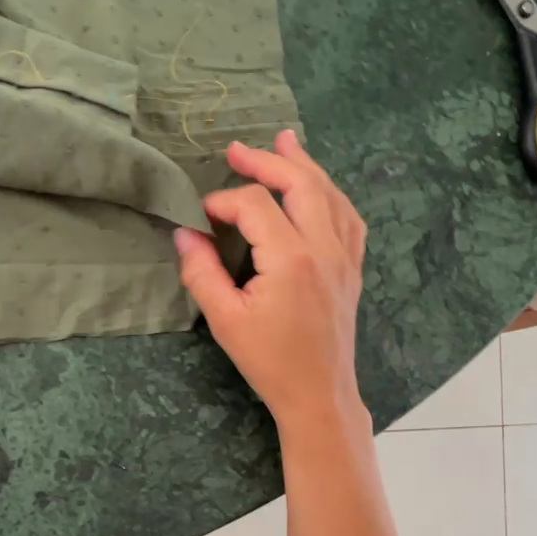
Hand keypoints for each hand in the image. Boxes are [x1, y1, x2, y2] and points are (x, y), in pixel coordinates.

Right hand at [173, 130, 368, 429]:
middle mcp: (323, 247)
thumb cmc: (267, 362)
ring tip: (284, 141)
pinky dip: (331, 194)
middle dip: (266, 161)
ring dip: (304, 165)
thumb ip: (201, 273)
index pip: (255, 205)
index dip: (224, 201)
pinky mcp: (352, 269)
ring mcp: (344, 256)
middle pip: (300, 183)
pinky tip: (320, 187)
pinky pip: (348, 217)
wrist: (317, 394)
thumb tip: (185, 233)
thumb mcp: (225, 321)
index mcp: (291, 258)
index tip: (200, 216)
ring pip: (330, 193)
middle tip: (236, 149)